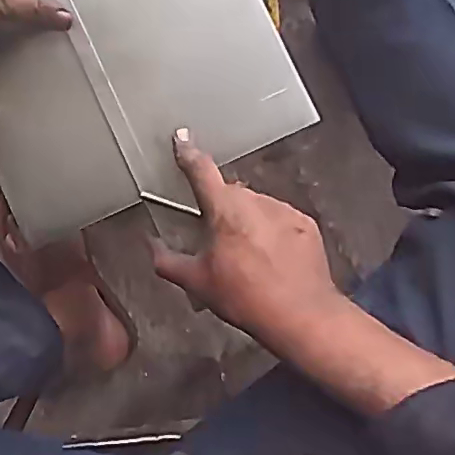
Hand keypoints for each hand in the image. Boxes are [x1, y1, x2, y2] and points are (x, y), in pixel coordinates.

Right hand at [150, 130, 347, 353]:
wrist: (300, 314)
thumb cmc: (246, 297)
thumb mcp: (196, 282)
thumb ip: (166, 260)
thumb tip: (150, 247)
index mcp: (224, 209)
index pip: (201, 171)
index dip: (187, 153)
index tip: (181, 139)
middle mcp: (254, 202)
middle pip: (229, 193)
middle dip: (220, 209)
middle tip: (217, 240)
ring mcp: (283, 210)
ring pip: (254, 205)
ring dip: (246, 221)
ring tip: (246, 256)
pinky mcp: (304, 223)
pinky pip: (279, 218)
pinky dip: (270, 231)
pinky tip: (269, 258)